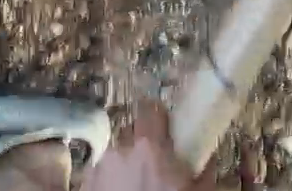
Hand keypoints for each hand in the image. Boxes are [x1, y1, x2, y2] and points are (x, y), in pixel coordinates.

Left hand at [82, 105, 207, 190]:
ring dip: (126, 169)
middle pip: (133, 135)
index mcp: (149, 147)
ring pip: (116, 158)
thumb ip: (203, 171)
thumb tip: (208, 157)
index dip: (160, 118)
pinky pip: (101, 176)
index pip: (151, 108)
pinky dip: (110, 184)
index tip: (168, 130)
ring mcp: (97, 170)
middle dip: (144, 149)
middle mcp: (120, 151)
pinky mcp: (84, 188)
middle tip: (156, 171)